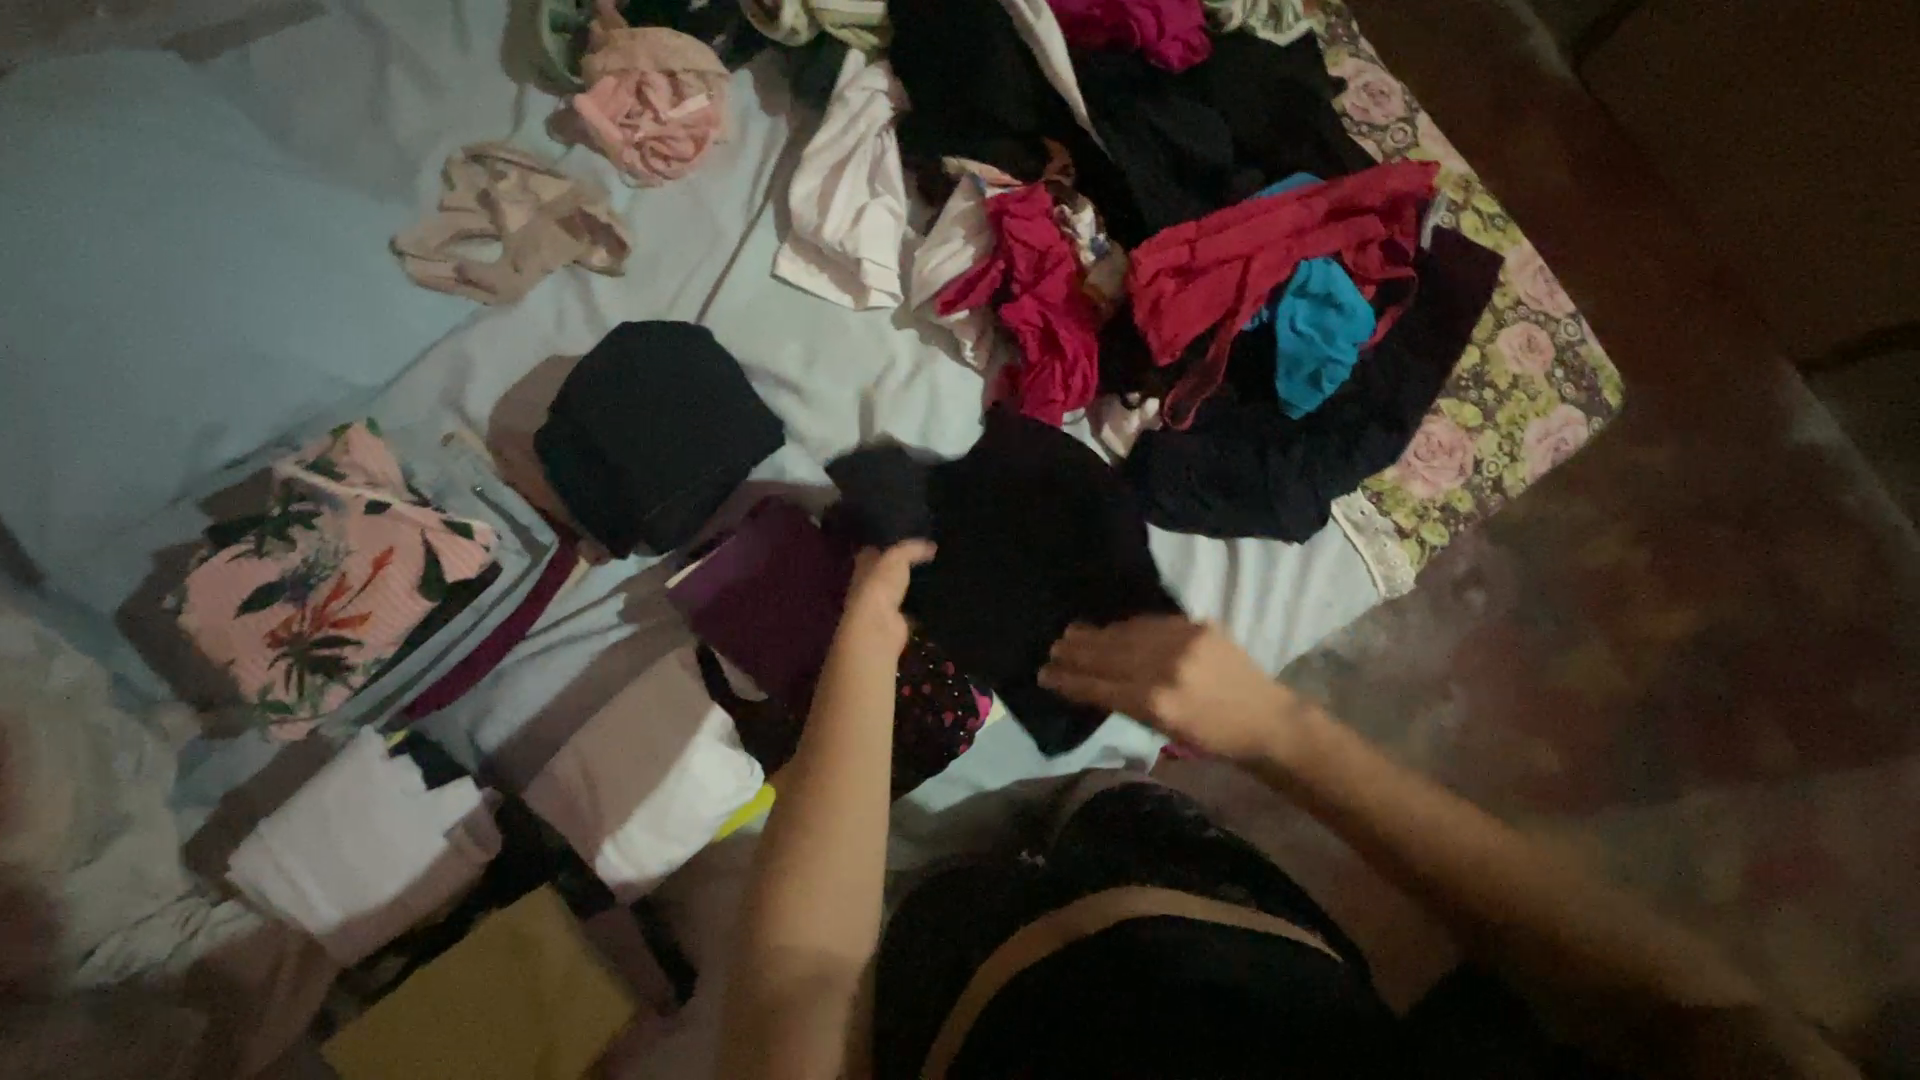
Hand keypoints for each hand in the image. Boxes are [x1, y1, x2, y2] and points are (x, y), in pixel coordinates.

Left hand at [837, 540, 935, 653]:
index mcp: (864, 567)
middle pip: (887, 574)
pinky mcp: (897, 623)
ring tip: (938, 578)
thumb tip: (931, 546)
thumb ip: (912, 549)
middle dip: (903, 568)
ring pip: (900, 593)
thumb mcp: (896, 557)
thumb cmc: (880, 585)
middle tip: (929, 559)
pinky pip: (912, 612)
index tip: (906, 541)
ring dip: (914, 588)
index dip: (886, 546)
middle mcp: (869, 586)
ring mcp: (882, 606)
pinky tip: (938, 601)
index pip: (872, 552)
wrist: (878, 626)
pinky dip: (922, 609)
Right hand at [1039, 616, 1301, 762]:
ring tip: (1071, 633)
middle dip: (1075, 652)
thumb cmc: (1212, 737)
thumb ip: (1127, 704)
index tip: (1044, 674)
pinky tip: (1110, 627)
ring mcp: (1182, 643)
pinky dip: (1126, 626)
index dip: (1069, 680)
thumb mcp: (1164, 730)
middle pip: (1107, 656)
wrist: (1265, 719)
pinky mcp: (1197, 626)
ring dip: (1094, 634)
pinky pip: (1151, 623)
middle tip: (1052, 649)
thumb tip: (1091, 682)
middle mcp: (1164, 669)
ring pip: (1125, 634)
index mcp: (1155, 703)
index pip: (1099, 686)